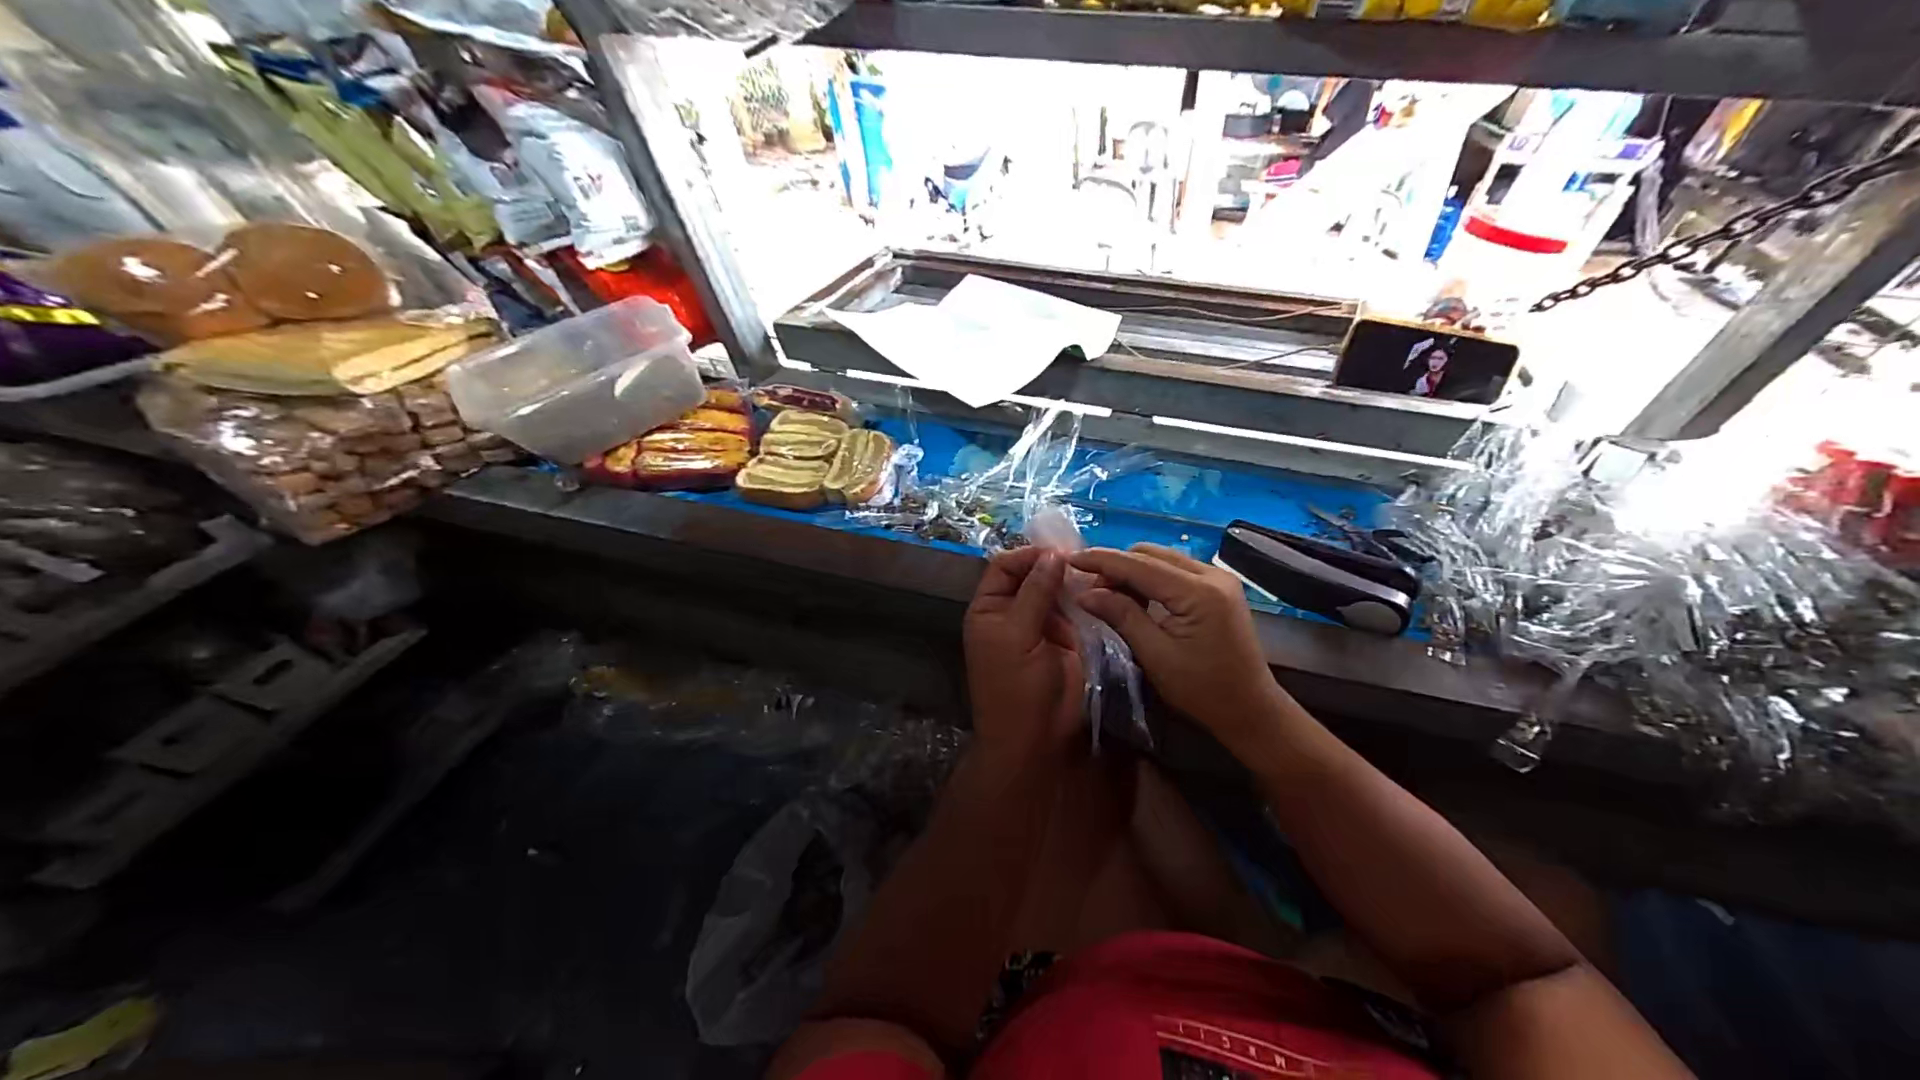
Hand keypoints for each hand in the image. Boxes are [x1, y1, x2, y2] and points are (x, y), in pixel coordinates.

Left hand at [963, 547, 1082, 766]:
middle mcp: (1014, 612)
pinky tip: (1105, 586)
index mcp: (990, 608)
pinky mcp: (1069, 638)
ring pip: (1058, 589)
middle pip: (1033, 574)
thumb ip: (1035, 593)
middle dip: (1055, 563)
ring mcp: (1043, 625)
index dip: (1029, 555)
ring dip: (1075, 579)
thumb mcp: (1017, 636)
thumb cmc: (1016, 688)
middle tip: (1085, 555)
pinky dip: (1089, 597)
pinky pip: (1077, 609)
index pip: (1005, 566)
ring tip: (1099, 566)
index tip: (1059, 550)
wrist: (1038, 739)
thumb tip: (1053, 554)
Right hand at [1070, 544, 1287, 753]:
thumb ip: (1121, 616)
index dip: (1101, 561)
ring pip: (1162, 559)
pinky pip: (1175, 571)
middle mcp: (1212, 575)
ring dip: (1132, 572)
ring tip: (1109, 596)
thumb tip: (1084, 593)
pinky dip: (1150, 579)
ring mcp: (1219, 579)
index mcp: (1198, 592)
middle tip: (1089, 591)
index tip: (1069, 560)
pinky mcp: (1219, 588)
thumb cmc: (1202, 690)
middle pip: (1150, 554)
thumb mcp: (1155, 655)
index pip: (1139, 565)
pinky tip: (1136, 600)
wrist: (1251, 709)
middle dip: (1116, 566)